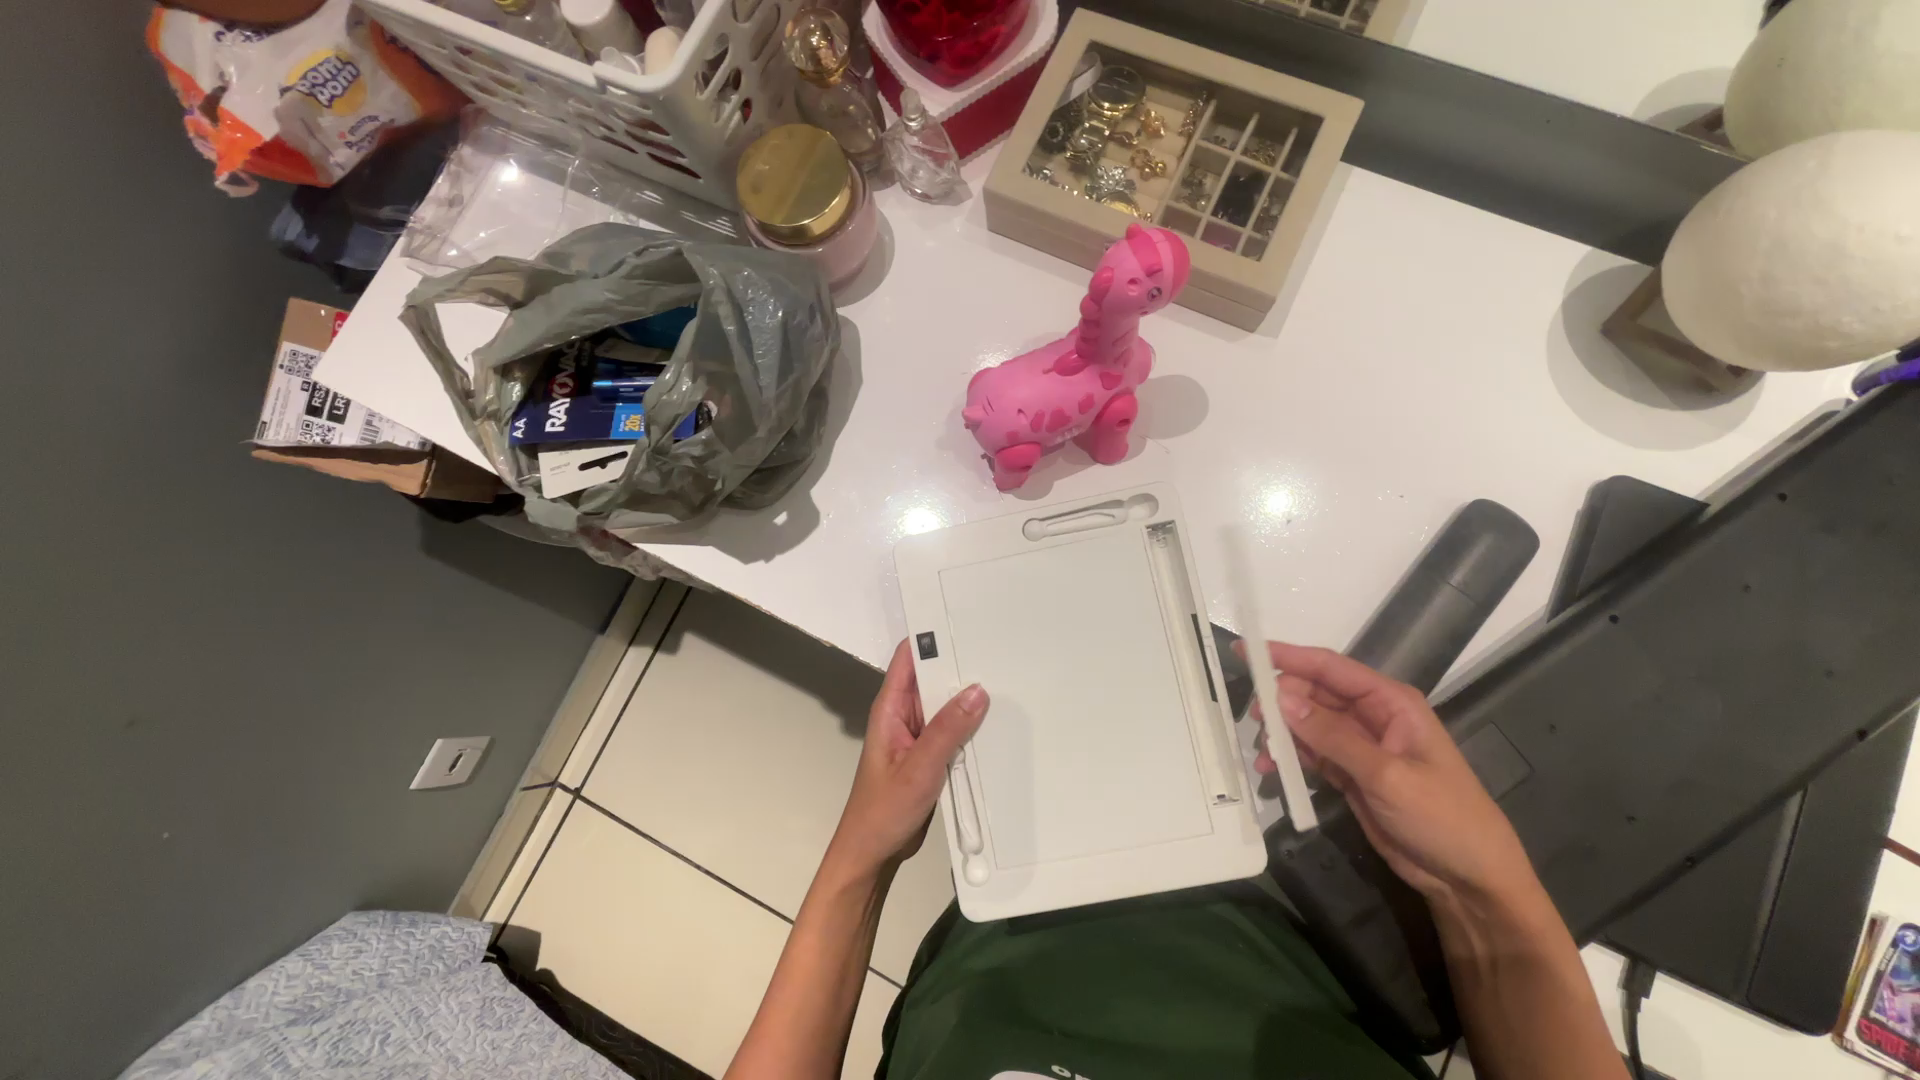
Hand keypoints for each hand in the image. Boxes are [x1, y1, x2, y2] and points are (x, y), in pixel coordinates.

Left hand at [826, 640, 988, 879]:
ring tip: (1010, 679)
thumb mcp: (920, 768)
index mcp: (891, 708)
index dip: (933, 637)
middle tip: (1003, 649)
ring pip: (948, 706)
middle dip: (962, 666)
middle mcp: (905, 715)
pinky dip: (972, 727)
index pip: (910, 658)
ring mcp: (919, 736)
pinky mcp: (932, 756)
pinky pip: (955, 731)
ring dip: (971, 699)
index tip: (967, 621)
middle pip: (935, 679)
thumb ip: (948, 730)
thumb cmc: (884, 809)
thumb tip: (979, 690)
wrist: (874, 853)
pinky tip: (999, 722)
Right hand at [1245, 642, 1538, 909]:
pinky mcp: (1350, 775)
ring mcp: (1360, 747)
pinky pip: (1310, 755)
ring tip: (1261, 752)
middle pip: (1314, 694)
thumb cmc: (1443, 817)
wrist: (1469, 878)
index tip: (1246, 652)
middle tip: (1252, 717)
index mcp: (1390, 702)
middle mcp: (1372, 716)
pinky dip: (1289, 759)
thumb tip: (1281, 698)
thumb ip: (1332, 737)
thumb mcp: (1387, 776)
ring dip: (1281, 734)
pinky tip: (1272, 771)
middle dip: (1280, 701)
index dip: (1287, 657)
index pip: (1330, 668)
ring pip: (1307, 725)